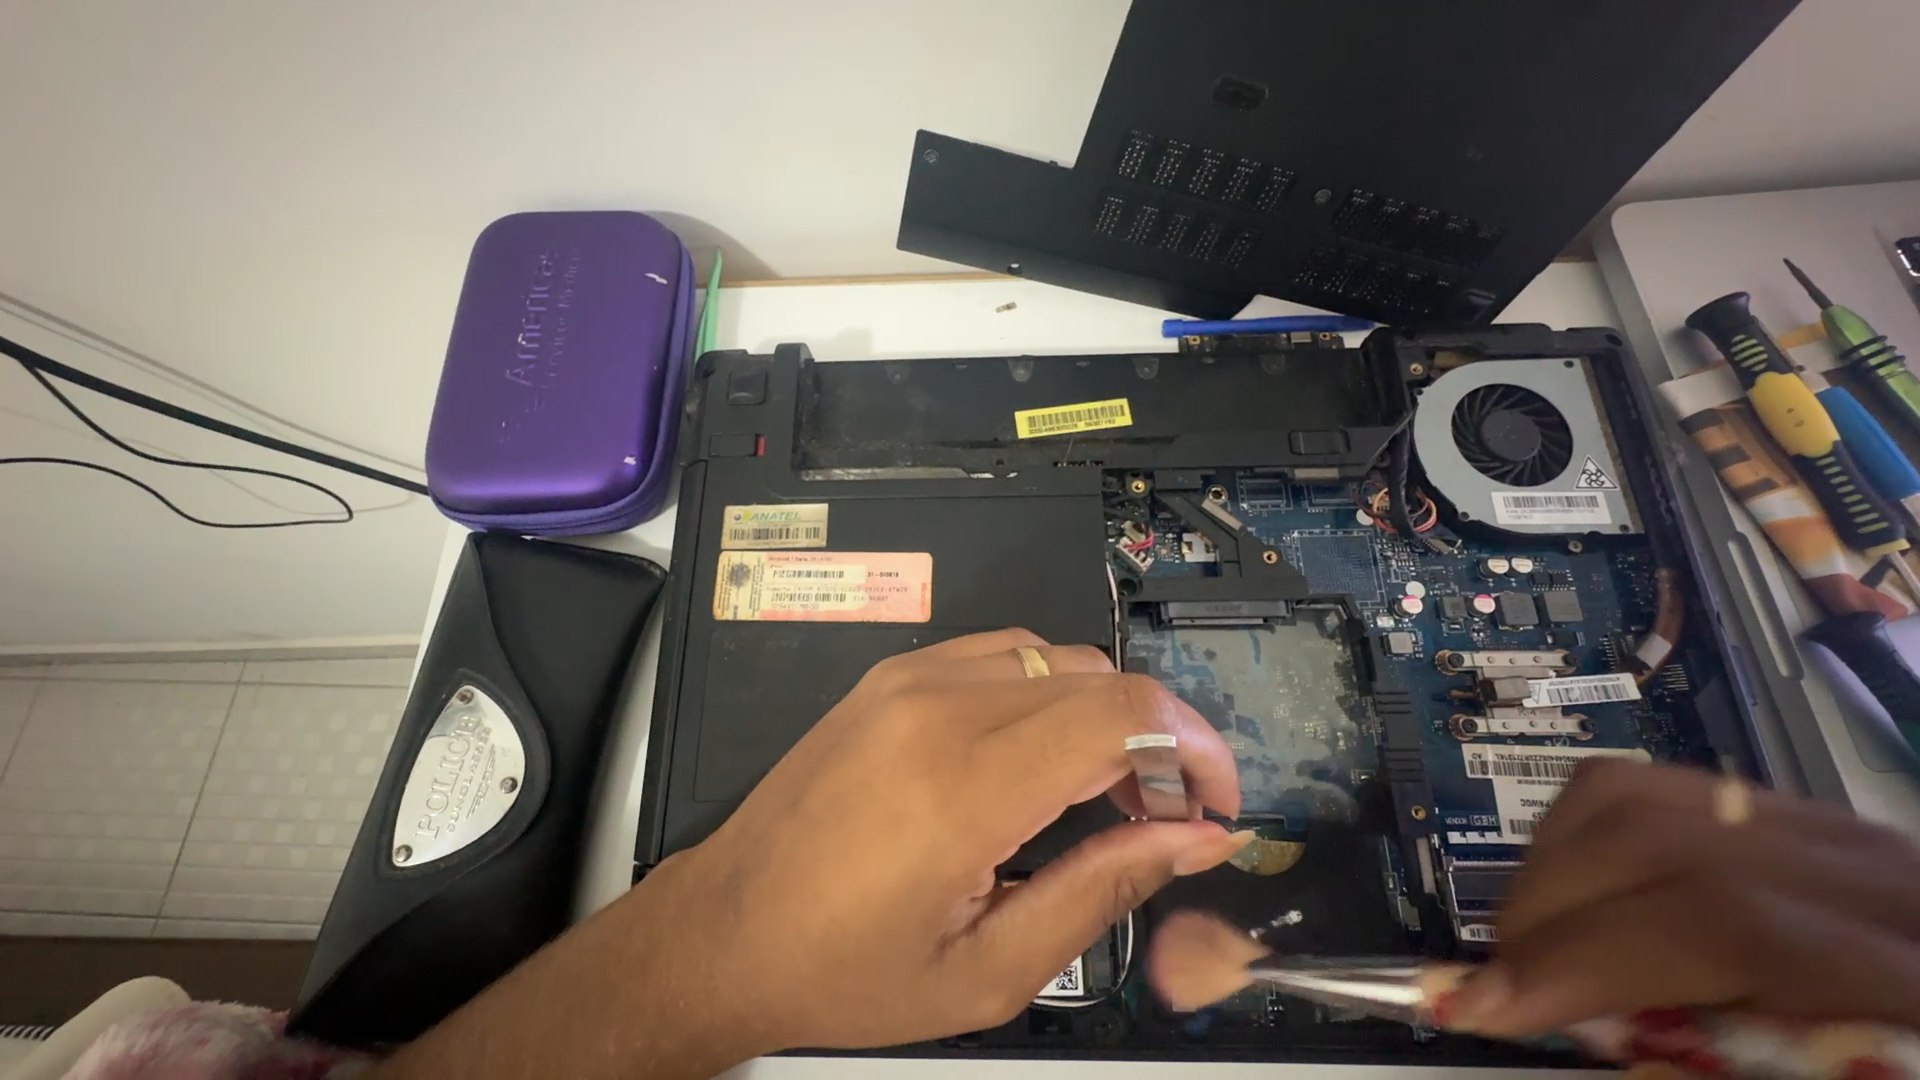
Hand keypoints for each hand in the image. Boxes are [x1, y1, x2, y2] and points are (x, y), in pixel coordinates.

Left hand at [645, 628, 1248, 1058]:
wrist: (725, 928)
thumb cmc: (850, 970)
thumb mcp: (990, 968)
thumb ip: (1104, 888)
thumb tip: (1196, 838)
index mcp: (963, 784)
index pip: (1119, 714)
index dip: (1194, 746)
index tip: (1217, 802)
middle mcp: (938, 706)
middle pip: (1097, 679)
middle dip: (1159, 736)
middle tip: (1167, 811)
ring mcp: (909, 679)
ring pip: (1055, 657)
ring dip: (1104, 710)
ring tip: (1108, 785)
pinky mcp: (891, 676)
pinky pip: (1002, 653)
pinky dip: (1049, 689)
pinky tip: (1041, 749)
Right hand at [1445, 759, 1919, 1036]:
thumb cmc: (1901, 1072)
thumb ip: (1701, 1061)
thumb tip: (1542, 1016)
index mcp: (1917, 970)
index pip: (1721, 920)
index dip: (1585, 958)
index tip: (1493, 1006)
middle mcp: (1872, 872)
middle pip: (1651, 840)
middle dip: (1543, 911)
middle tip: (1497, 977)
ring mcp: (1820, 826)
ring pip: (1627, 795)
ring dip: (1545, 865)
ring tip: (1526, 933)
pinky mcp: (1777, 813)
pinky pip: (1639, 788)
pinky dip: (1572, 832)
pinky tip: (1569, 889)